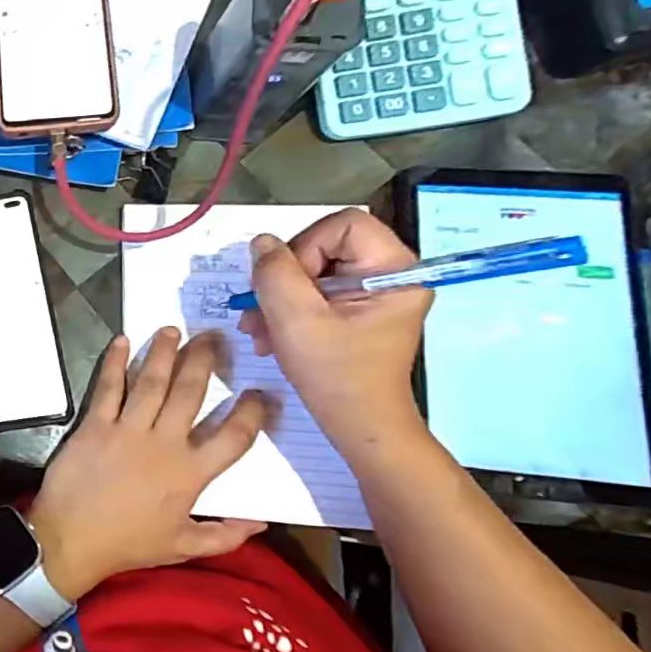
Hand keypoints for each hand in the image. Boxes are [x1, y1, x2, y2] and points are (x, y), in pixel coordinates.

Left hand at [30, 329, 267, 599]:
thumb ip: (224, 536)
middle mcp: (163, 443)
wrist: (70, 540)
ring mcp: (127, 430)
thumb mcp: (182, 547)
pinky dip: (115, 362)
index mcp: (190, 473)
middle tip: (212, 337)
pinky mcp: (95, 424)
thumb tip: (262, 524)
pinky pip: (109, 387)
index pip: (233, 436)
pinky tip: (123, 340)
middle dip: (204, 361)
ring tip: (173, 330)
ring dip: (164, 352)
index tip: (259, 393)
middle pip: (190, 393)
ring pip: (152, 382)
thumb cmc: (127, 544)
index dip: (251, 412)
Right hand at [238, 210, 431, 452]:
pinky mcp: (358, 311)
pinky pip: (317, 293)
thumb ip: (276, 274)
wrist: (359, 426)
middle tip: (257, 311)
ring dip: (279, 297)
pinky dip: (289, 310)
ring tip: (256, 329)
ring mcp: (374, 293)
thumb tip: (262, 243)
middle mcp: (390, 274)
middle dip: (284, 279)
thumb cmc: (335, 377)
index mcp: (393, 270)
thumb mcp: (296, 321)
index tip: (284, 287)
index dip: (304, 247)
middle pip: (325, 247)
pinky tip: (270, 334)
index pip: (342, 225)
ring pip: (315, 271)